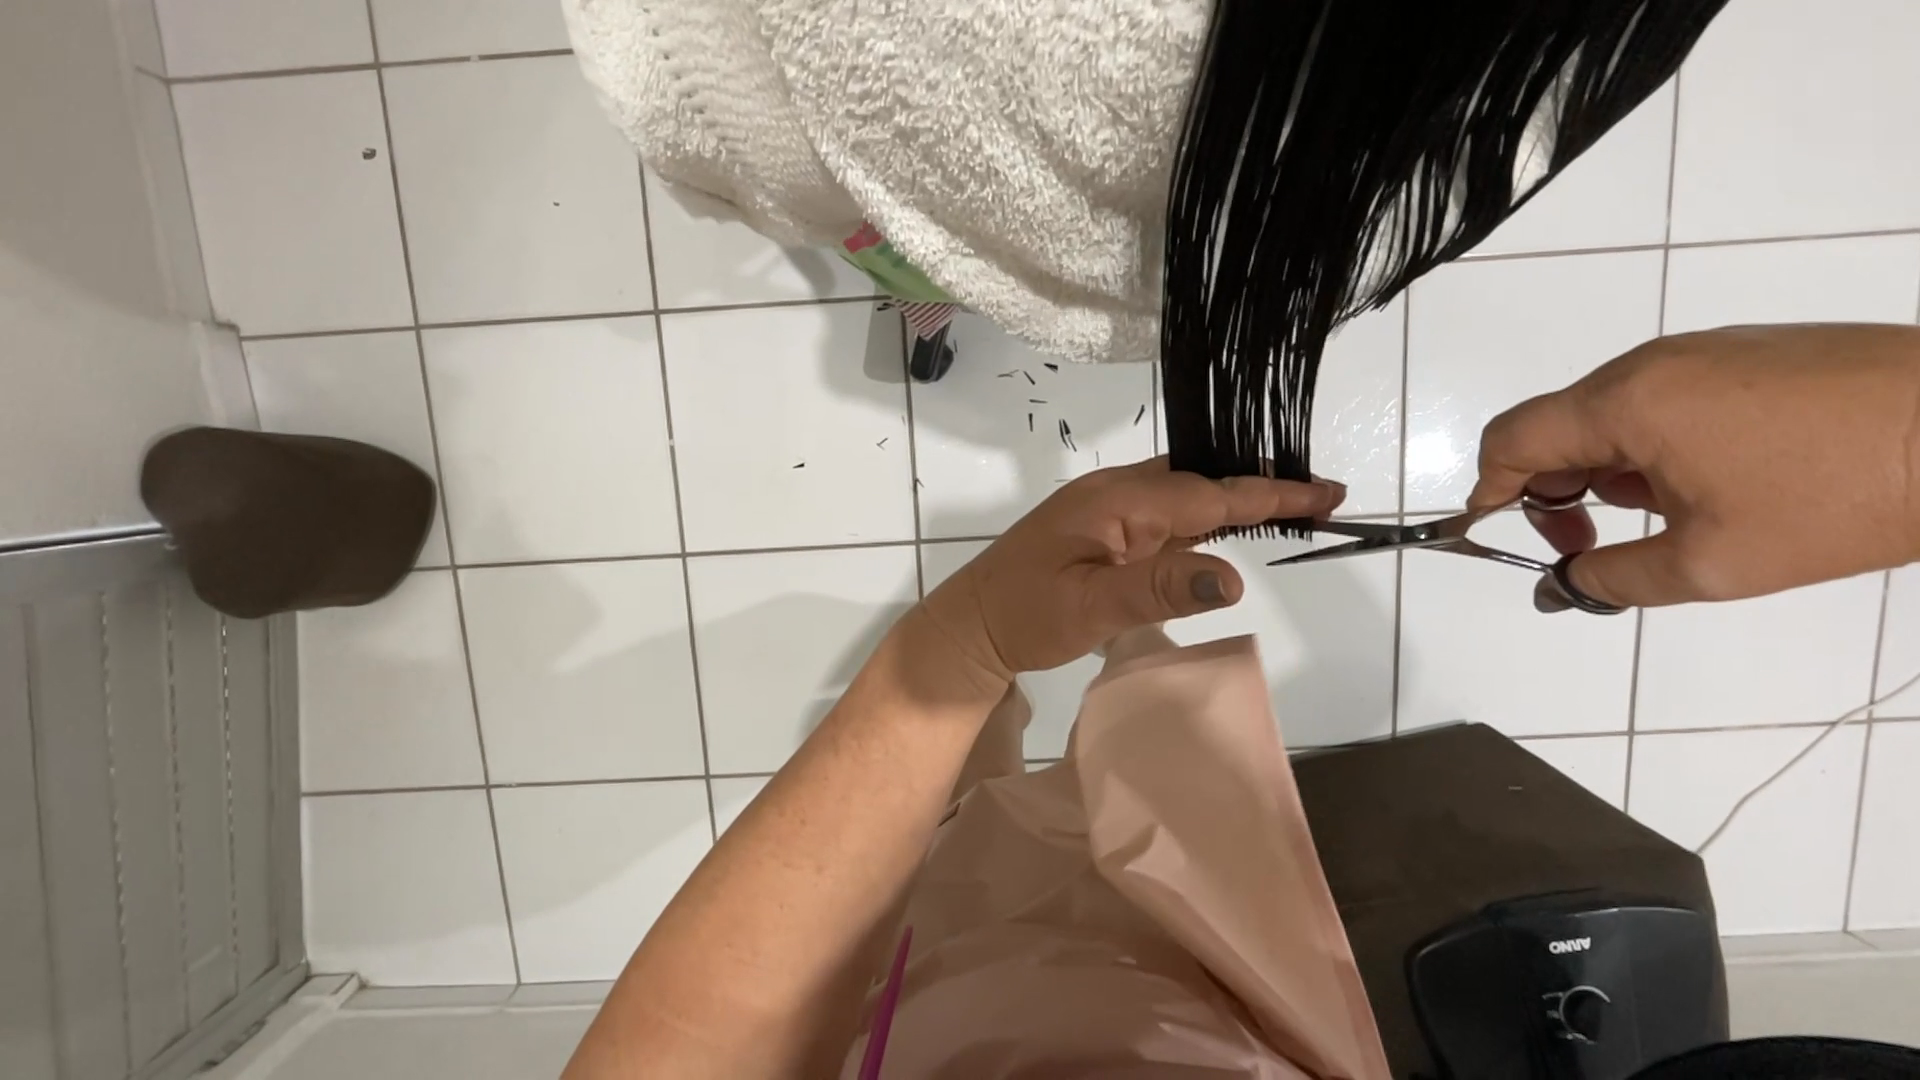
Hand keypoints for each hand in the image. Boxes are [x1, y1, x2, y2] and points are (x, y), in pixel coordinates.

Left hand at [918, 457, 1343, 685]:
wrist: (973, 623)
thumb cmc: (1024, 614)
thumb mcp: (1089, 607)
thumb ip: (1158, 589)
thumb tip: (1233, 580)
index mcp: (1116, 501)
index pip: (1206, 492)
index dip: (1267, 495)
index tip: (1326, 492)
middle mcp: (1116, 494)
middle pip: (1200, 483)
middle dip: (1259, 489)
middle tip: (1322, 498)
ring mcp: (1109, 511)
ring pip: (1184, 497)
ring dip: (1233, 503)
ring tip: (1290, 509)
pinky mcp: (1104, 532)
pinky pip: (1166, 517)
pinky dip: (1204, 521)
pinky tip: (1225, 533)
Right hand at [1470, 323, 1919, 608]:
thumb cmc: (1842, 497)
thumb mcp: (1712, 563)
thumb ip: (1610, 578)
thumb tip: (1556, 587)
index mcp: (1625, 403)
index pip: (1511, 439)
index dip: (1490, 488)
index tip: (1499, 533)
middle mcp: (1649, 364)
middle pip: (1556, 425)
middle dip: (1552, 489)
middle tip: (1591, 542)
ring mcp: (1704, 349)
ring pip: (1610, 412)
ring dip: (1607, 468)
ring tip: (1671, 514)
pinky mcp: (1753, 350)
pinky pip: (1665, 397)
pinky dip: (1655, 443)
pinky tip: (1717, 479)